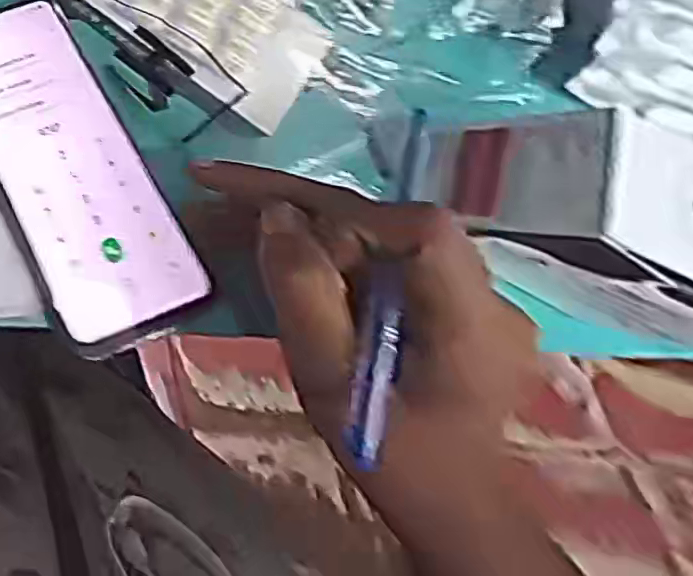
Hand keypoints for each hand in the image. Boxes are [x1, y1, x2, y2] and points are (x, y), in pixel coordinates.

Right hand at [187, 162, 538, 469]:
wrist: (445, 503)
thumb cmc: (386, 447)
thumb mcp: (329, 373)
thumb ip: (303, 290)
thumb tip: (275, 215)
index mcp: (469, 313)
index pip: (407, 226)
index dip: (329, 205)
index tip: (251, 203)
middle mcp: (480, 292)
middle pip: (377, 219)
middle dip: (292, 201)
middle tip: (212, 189)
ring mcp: (462, 294)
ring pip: (366, 230)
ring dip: (294, 219)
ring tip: (222, 214)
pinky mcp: (437, 300)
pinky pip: (367, 250)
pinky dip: (313, 240)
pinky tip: (268, 244)